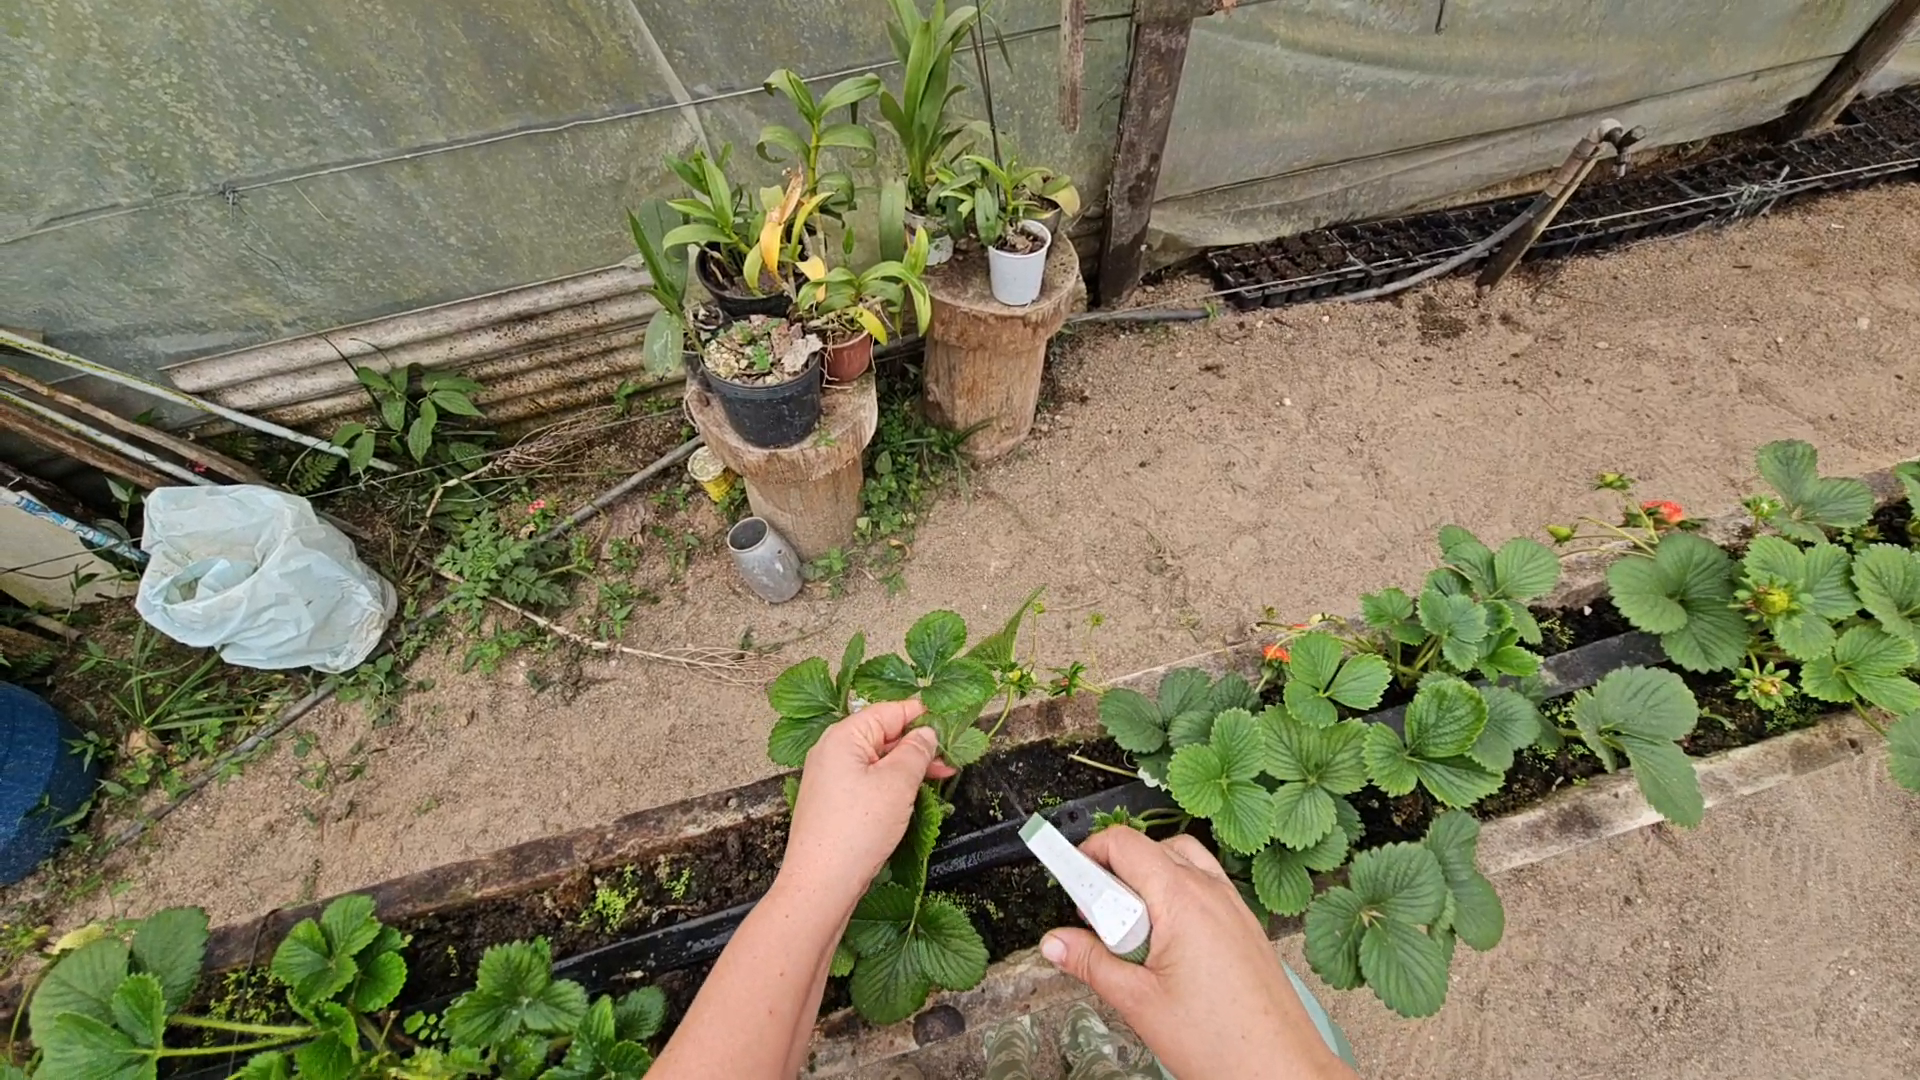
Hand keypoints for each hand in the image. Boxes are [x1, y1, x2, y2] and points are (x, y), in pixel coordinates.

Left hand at [780, 700, 955, 907]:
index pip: (890, 711)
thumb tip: (926, 734)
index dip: (922, 716)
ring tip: (941, 775)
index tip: (950, 722)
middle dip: (918, 744)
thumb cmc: (856, 831)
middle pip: (884, 734)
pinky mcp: (834, 801)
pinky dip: (892, 783)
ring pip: (878, 760)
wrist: (820, 886)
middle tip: (952, 755)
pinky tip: (913, 793)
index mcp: (844, 736)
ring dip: (909, 765)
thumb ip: (916, 751)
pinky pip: (869, 781)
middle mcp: (833, 751)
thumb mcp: (897, 783)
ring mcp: (831, 777)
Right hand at [1040, 829, 1356, 1079]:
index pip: (1123, 843)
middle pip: (1148, 848)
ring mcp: (1231, 903)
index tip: (1068, 877)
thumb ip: (1091, 963)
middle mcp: (1208, 889)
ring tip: (1134, 927)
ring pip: (1178, 859)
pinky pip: (1202, 882)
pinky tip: (1167, 940)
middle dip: (1114, 872)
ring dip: (1148, 877)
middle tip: (1098, 919)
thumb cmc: (1223, 1044)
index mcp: (1180, 898)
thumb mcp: (1139, 1003)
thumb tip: (1054, 942)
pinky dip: (1175, 892)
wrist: (1287, 1076)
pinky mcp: (1243, 922)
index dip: (1088, 853)